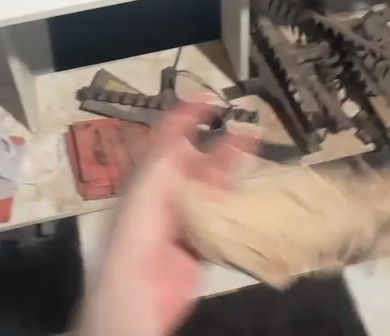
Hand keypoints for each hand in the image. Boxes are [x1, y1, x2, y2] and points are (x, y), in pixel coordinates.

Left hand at [74, 102, 253, 335]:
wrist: (137, 290)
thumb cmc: (136, 230)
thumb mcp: (149, 183)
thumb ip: (168, 154)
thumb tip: (186, 123)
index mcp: (149, 172)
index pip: (168, 135)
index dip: (186, 114)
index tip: (209, 98)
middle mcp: (166, 188)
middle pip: (195, 157)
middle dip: (216, 138)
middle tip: (241, 120)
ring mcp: (184, 214)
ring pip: (211, 182)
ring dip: (230, 163)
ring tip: (253, 142)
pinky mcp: (201, 239)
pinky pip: (221, 213)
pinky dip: (235, 198)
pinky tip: (251, 186)